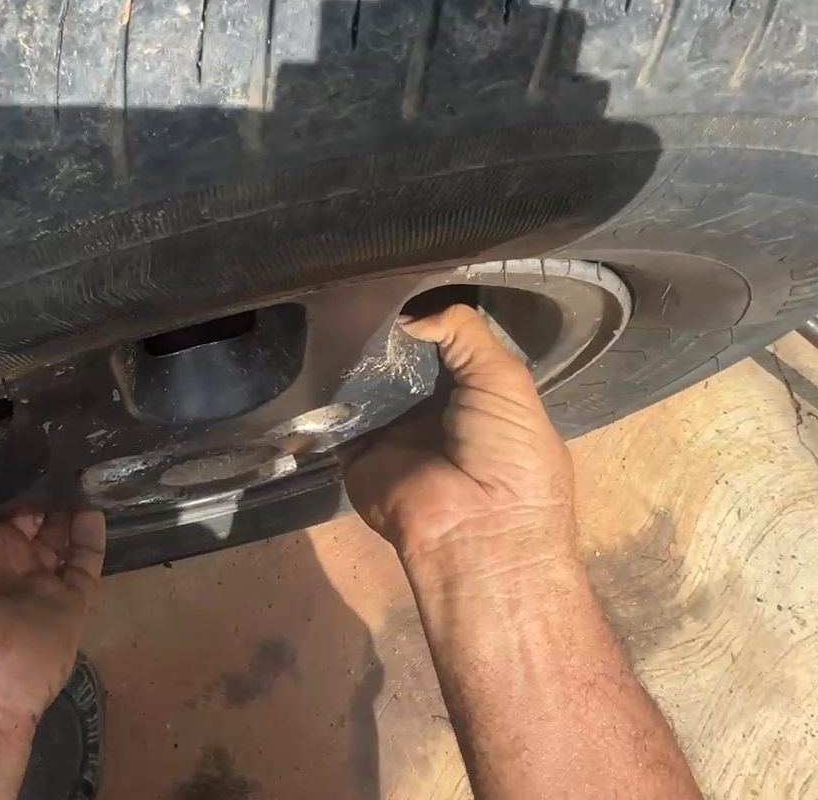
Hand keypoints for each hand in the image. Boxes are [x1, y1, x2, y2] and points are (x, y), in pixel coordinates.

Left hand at [0, 424, 106, 727]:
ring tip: (81, 449)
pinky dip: (93, 527)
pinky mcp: (67, 597)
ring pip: (57, 523)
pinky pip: (86, 555)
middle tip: (57, 423)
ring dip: (67, 492)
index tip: (17, 414)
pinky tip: (94, 497)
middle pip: (22, 500)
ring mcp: (33, 576)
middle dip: (36, 468)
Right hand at [339, 304, 576, 572]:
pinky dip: (323, 392)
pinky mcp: (355, 448)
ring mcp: (388, 428)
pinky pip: (334, 414)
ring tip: (330, 318)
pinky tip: (310, 357)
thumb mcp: (506, 382)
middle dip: (381, 332)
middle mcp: (428, 407)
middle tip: (353, 295)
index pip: (441, 342)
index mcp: (471, 392)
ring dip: (350, 357)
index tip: (394, 284)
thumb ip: (465, 333)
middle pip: (397, 358)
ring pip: (363, 382)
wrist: (473, 532)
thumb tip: (409, 314)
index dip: (423, 315)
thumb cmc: (506, 455)